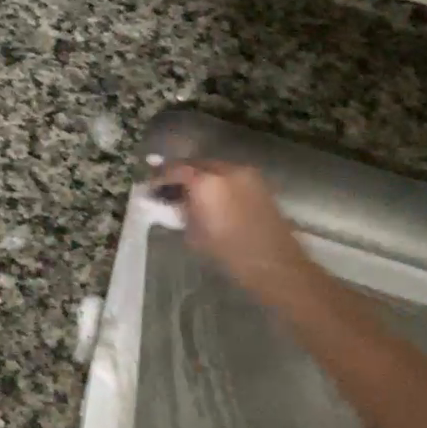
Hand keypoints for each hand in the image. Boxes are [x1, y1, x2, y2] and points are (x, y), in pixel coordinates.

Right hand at [155, 162, 319, 306]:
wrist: (275, 264)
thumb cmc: (229, 253)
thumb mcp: (194, 233)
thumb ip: (180, 211)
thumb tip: (171, 202)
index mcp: (206, 182)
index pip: (175, 169)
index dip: (160, 177)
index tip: (151, 187)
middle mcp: (225, 170)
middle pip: (195, 163)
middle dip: (179, 173)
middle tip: (166, 186)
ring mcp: (245, 173)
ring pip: (214, 167)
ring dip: (199, 175)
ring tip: (188, 191)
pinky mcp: (258, 182)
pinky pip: (230, 175)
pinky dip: (216, 181)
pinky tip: (211, 196)